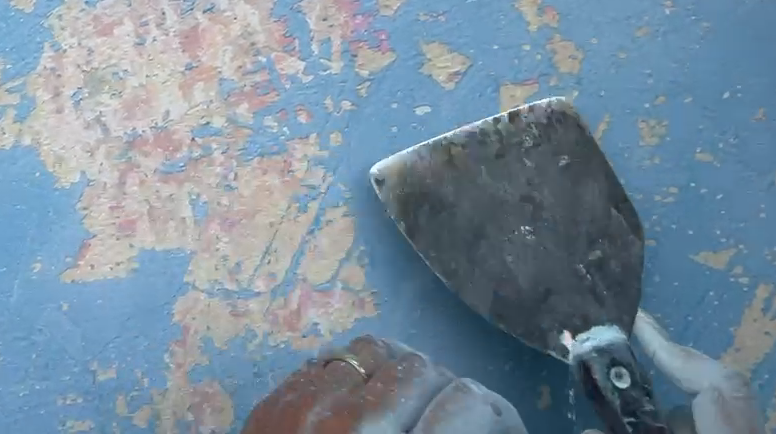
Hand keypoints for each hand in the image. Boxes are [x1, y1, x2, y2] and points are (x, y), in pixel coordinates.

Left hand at [241, 335, 528, 433]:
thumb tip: (485, 416)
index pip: (469, 404)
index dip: (494, 412)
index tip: (496, 423)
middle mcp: (358, 429)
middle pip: (422, 368)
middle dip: (444, 389)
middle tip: (451, 413)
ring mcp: (310, 409)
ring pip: (377, 349)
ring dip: (399, 371)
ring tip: (408, 397)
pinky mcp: (278, 400)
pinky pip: (334, 357)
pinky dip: (357, 372)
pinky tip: (364, 396)